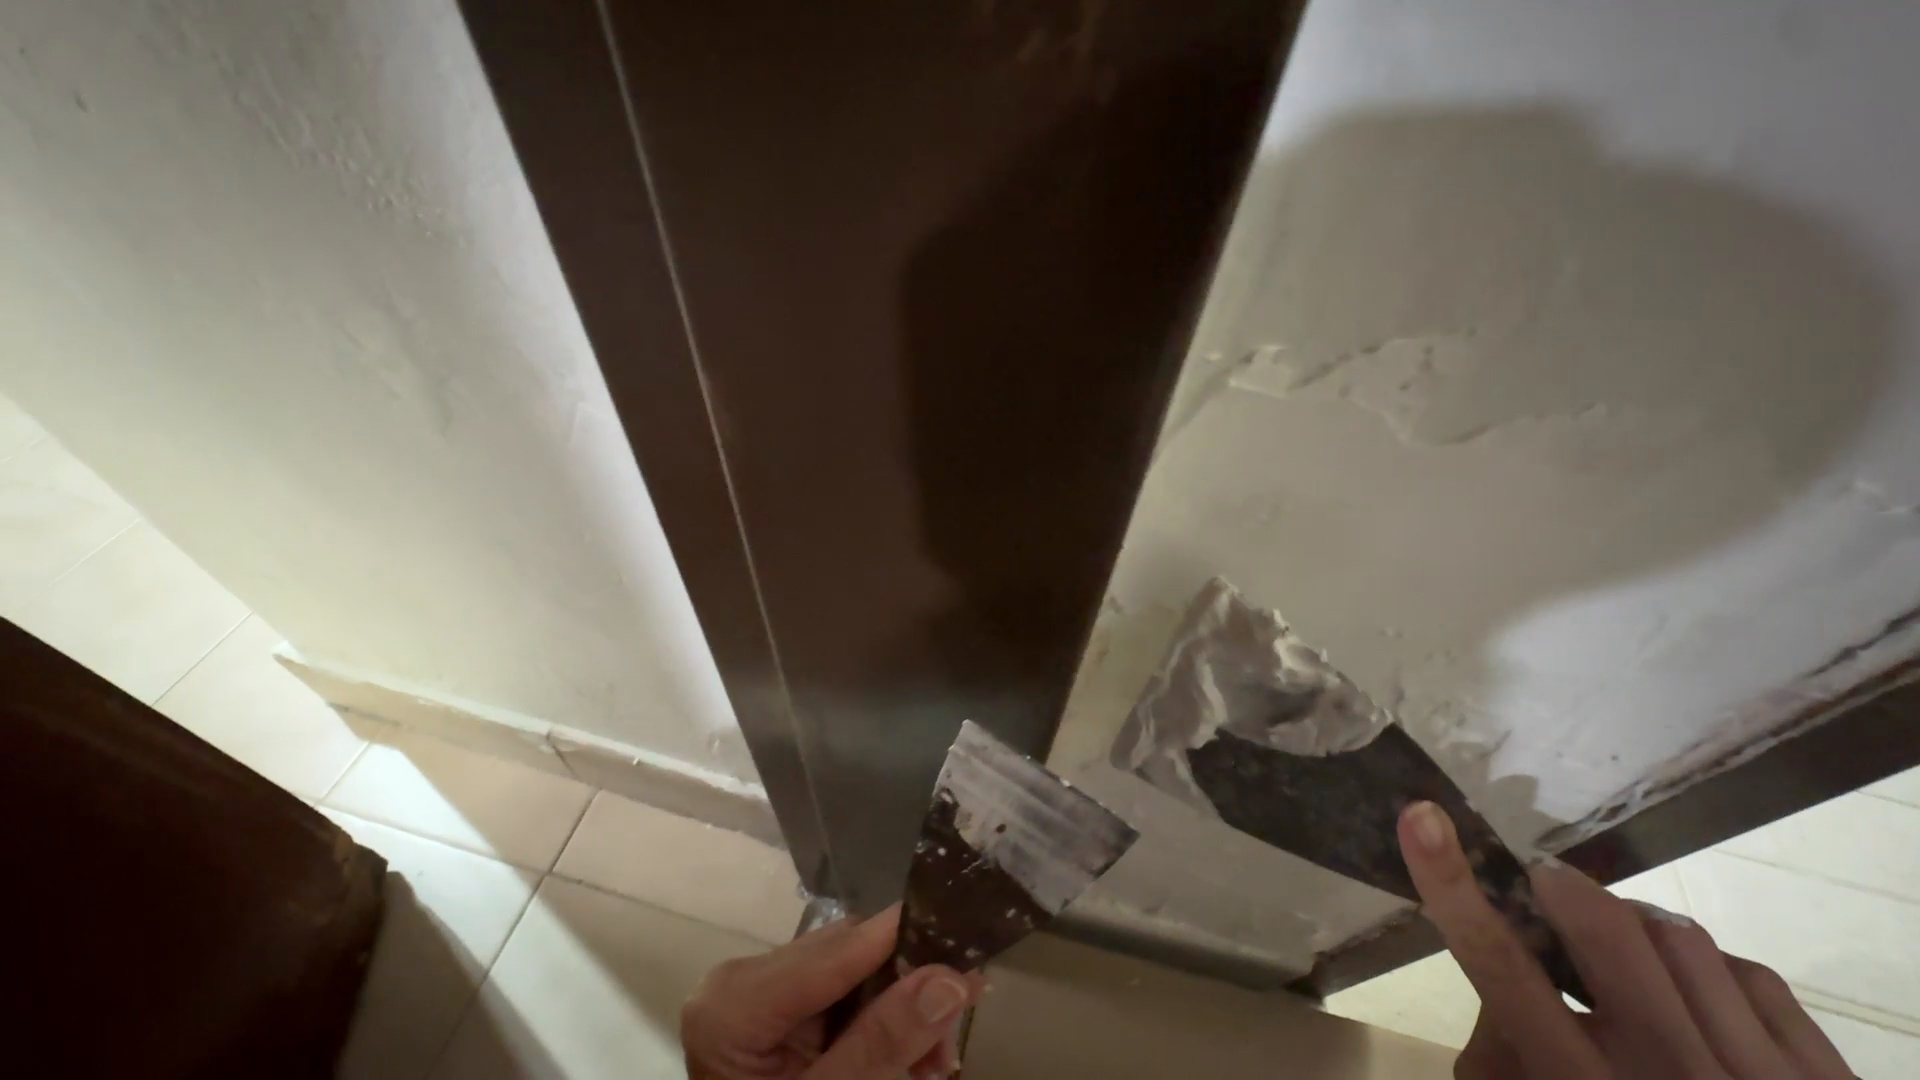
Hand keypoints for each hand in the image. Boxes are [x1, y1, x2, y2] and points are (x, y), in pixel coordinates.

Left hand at [681, 904, 983, 1079]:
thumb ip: (880, 1044)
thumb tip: (950, 979)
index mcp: (737, 1000)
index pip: (838, 948)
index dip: (906, 938)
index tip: (968, 940)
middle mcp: (746, 978)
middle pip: (850, 953)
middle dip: (909, 987)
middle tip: (960, 1022)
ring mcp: (761, 992)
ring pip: (855, 972)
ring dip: (903, 1008)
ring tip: (938, 1060)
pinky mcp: (778, 1010)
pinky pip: (843, 996)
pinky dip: (881, 1024)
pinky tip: (911, 1057)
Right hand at [1399, 801, 1854, 1079]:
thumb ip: (1495, 1044)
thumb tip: (1502, 962)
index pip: (1498, 963)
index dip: (1452, 883)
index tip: (1423, 816)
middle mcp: (1665, 1077)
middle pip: (1603, 926)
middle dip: (1564, 889)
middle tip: (1549, 891)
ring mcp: (1757, 1077)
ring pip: (1678, 935)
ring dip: (1637, 930)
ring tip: (1630, 965)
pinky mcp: (1826, 1079)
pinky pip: (1750, 971)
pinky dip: (1710, 970)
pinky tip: (1699, 1005)